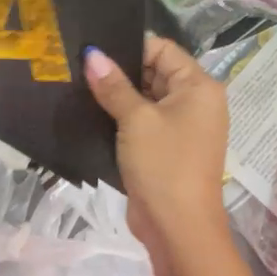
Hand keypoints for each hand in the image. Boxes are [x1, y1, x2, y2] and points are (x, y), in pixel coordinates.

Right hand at [84, 37, 230, 252]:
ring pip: (146, 100)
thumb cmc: (164, 165)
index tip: (92, 49)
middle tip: (77, 66)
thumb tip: (92, 54)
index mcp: (199, 86)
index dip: (129, 47)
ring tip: (78, 87)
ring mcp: (182, 128)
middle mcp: (196, 102)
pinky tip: (91, 115)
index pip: (163, 49)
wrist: (178, 228)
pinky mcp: (167, 150)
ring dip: (118, 97)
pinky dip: (122, 120)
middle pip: (154, 72)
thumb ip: (113, 85)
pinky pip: (143, 124)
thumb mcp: (136, 120)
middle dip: (120, 72)